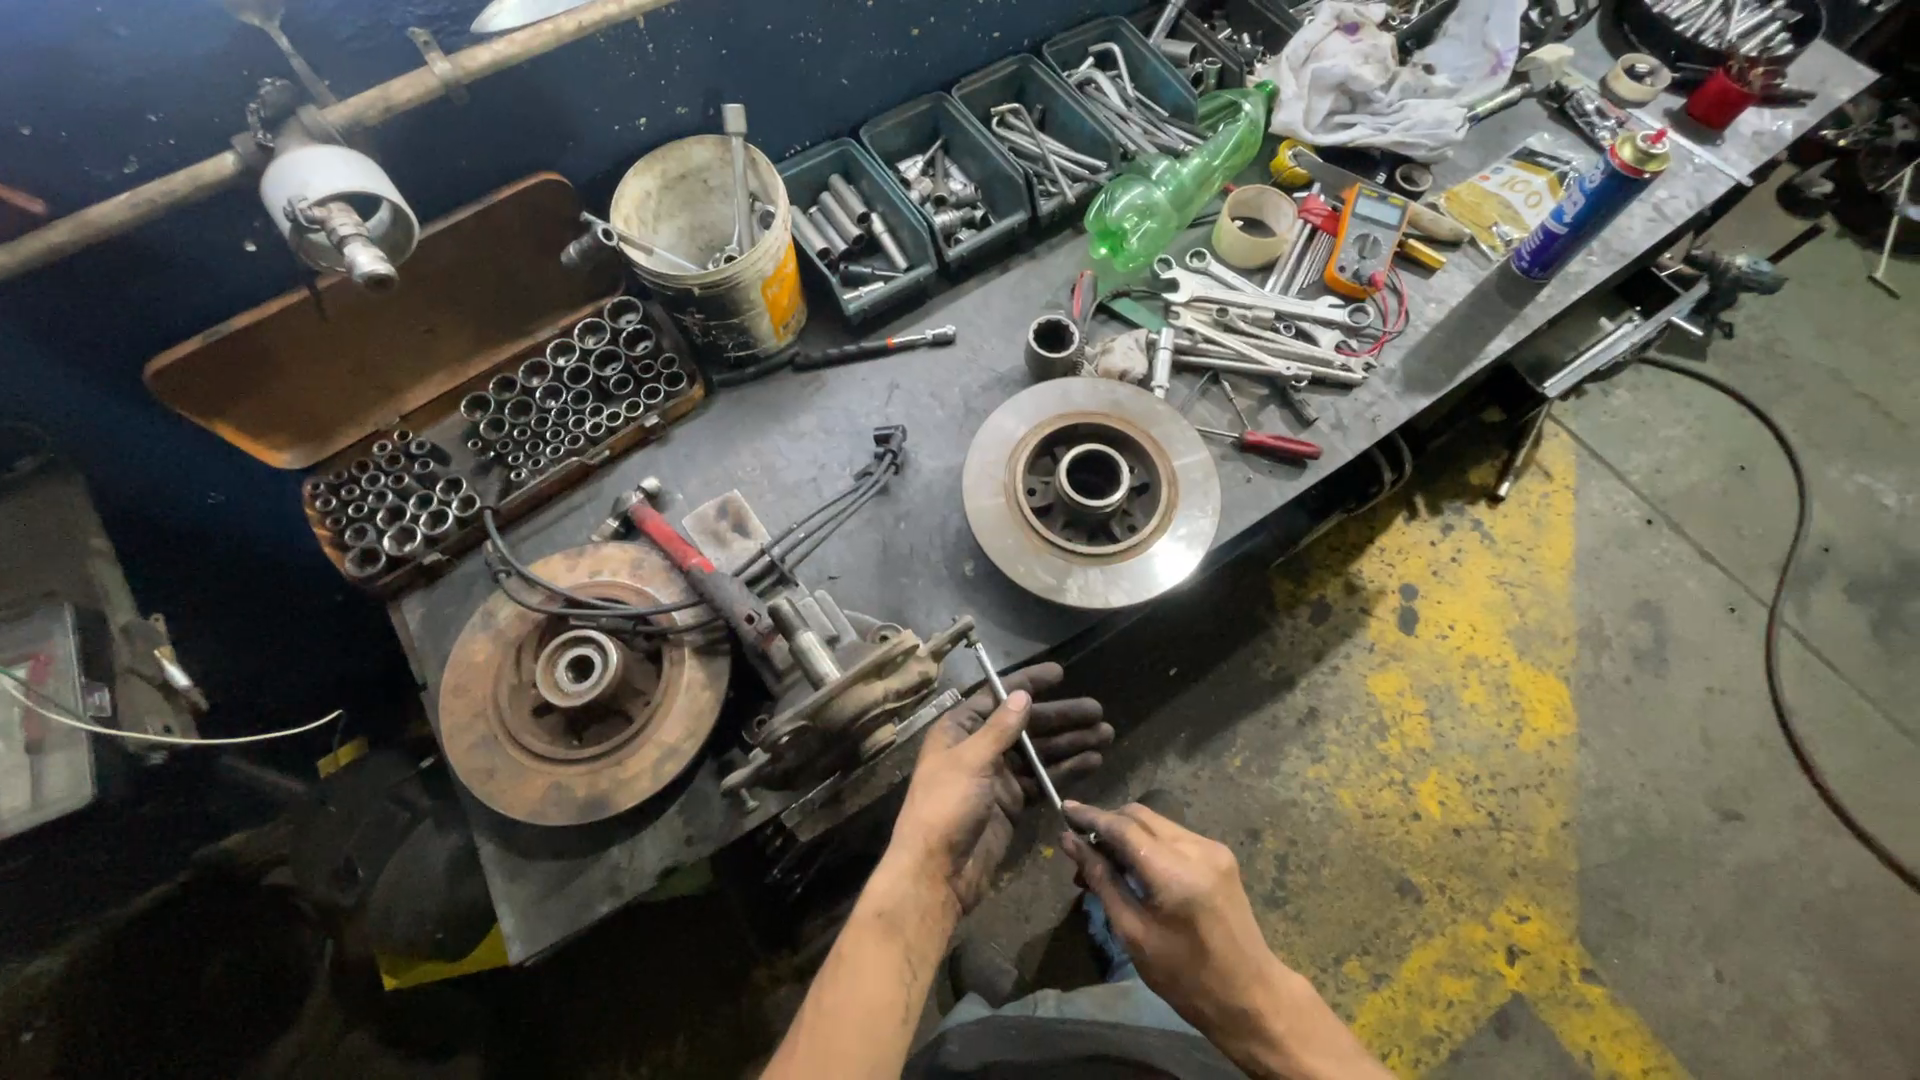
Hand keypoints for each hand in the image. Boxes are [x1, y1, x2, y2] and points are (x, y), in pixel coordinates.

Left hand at [887, 663, 1108, 916]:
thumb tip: (1021, 695)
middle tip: (1098, 712)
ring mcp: (997, 777)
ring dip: (1070, 743)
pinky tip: (1092, 763)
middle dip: (1061, 717)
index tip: (1060, 673)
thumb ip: (1000, 729)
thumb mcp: (971, 761)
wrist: (937, 871)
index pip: (998, 697)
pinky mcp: (1011, 803)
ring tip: (1105, 735)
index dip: (1029, 683)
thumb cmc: (945, 807)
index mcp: (960, 729)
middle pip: (1026, 725)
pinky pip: (1043, 780)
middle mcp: (979, 748)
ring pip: (1039, 752)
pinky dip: (1066, 771)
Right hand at [1059, 801, 1291, 1051]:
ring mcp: (1212, 848)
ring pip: (1155, 823)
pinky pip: (1172, 835)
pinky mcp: (1219, 855)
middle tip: (1079, 850)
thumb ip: (1102, 880)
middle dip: (1106, 824)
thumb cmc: (1186, 977)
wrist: (1250, 996)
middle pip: (1139, 816)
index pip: (1123, 827)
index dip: (1090, 816)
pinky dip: (1147, 843)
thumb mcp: (1133, 933)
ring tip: (1102, 865)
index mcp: (1176, 872)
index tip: (1063, 808)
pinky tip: (1134, 868)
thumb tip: (1070, 841)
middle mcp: (1197, 848)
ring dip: (1125, 834)